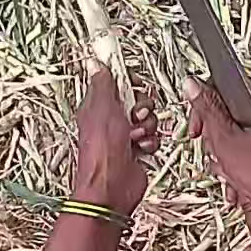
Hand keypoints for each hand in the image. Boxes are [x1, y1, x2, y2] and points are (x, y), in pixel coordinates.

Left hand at [71, 64, 158, 216]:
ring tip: (136, 137)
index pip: (119, 81)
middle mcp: (111, 119)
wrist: (111, 187)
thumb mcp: (102, 108)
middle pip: (138, 98)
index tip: (134, 84)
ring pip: (149, 118)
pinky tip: (141, 149)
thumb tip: (97, 63)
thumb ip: (103, 83)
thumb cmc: (101, 152)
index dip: (130, 80)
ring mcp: (125, 135)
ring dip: (147, 126)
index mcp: (98, 105)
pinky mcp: (138, 150)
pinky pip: (154, 137)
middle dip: (142, 106)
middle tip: (135, 116)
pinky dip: (151, 143)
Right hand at [184, 77, 250, 219]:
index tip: (197, 133)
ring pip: (231, 137)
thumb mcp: (227, 140)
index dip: (200, 114)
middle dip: (214, 143)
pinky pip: (244, 151)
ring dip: (224, 160)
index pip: (215, 90)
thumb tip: (192, 84)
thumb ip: (208, 110)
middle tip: (219, 157)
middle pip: (222, 116)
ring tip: (231, 176)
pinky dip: (237, 168)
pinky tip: (238, 186)